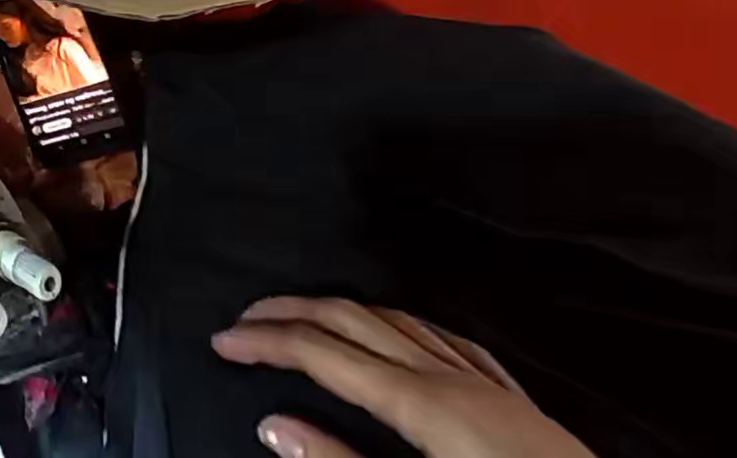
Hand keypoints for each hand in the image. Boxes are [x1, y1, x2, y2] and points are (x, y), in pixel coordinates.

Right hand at [211, 297, 593, 457]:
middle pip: (345, 317)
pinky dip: (396, 325)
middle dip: (286, 311)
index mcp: (423, 404)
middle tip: (243, 319)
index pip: (318, 351)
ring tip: (298, 316)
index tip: (221, 342)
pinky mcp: (515, 401)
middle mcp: (448, 377)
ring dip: (333, 310)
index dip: (263, 341)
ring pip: (389, 318)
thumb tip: (273, 425)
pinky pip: (441, 339)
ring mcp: (485, 384)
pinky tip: (392, 331)